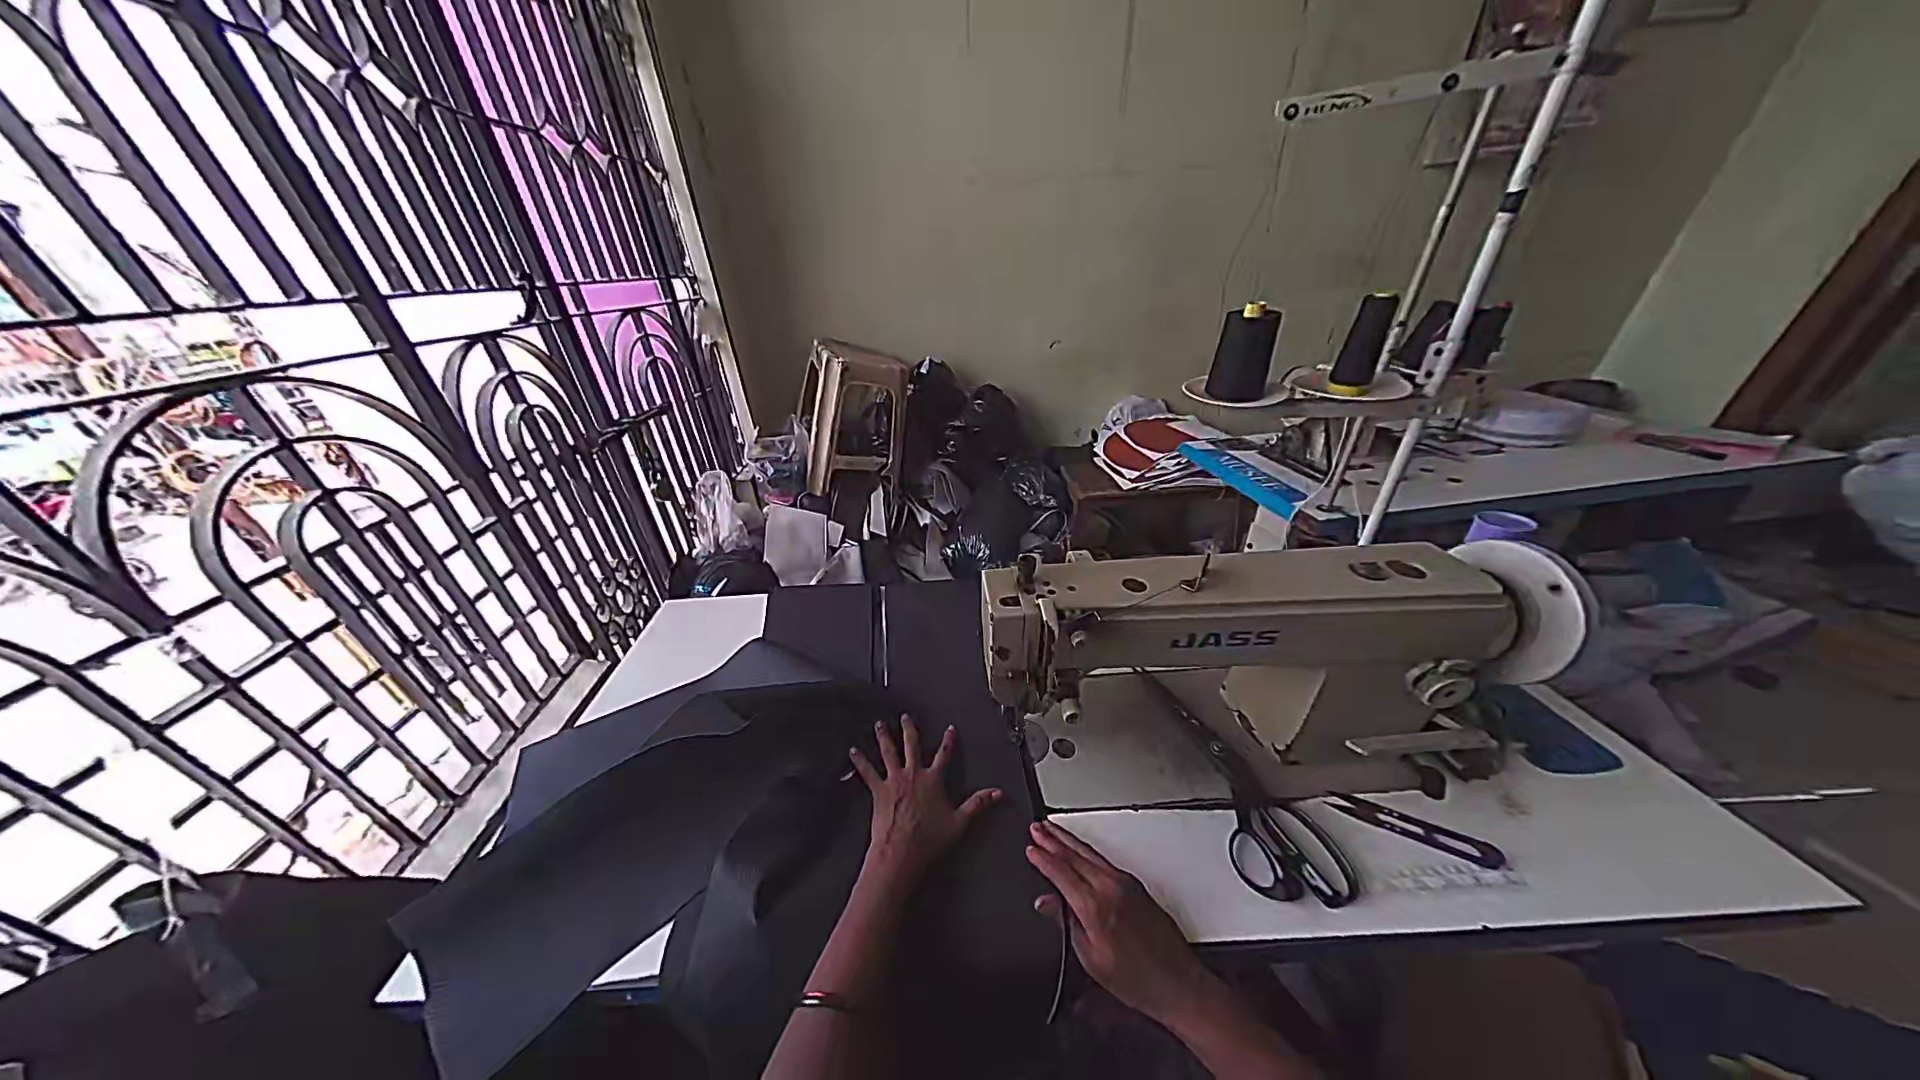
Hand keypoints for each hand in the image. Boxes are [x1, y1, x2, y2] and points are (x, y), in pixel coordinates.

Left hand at [849, 715, 1001, 892]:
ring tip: (880, 724)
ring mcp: (894, 780)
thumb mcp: (960, 822)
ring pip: (888, 752)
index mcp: (933, 780)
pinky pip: (867, 772)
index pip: (944, 755)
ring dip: (884, 736)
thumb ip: (978, 804)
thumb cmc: (929, 838)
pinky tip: (853, 752)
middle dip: (909, 729)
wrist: (901, 851)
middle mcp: (913, 774)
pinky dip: (859, 761)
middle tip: (906, 716)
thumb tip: (999, 793)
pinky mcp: (878, 791)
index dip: (948, 741)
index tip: (950, 729)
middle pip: (912, 745)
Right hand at [1026, 820, 1215, 1025]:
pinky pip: (1103, 858)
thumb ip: (1066, 923)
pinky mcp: (1135, 884)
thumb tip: (1046, 902)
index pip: (1061, 872)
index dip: (1042, 858)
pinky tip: (1078, 847)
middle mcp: (1111, 888)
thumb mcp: (1091, 958)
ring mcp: (1125, 883)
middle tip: (1036, 827)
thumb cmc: (1137, 979)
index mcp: (1096, 907)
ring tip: (1051, 829)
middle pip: (1074, 854)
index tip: (1030, 849)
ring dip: (1068, 839)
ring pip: (1089, 852)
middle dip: (1052, 839)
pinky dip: (1085, 848)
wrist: (1177, 983)